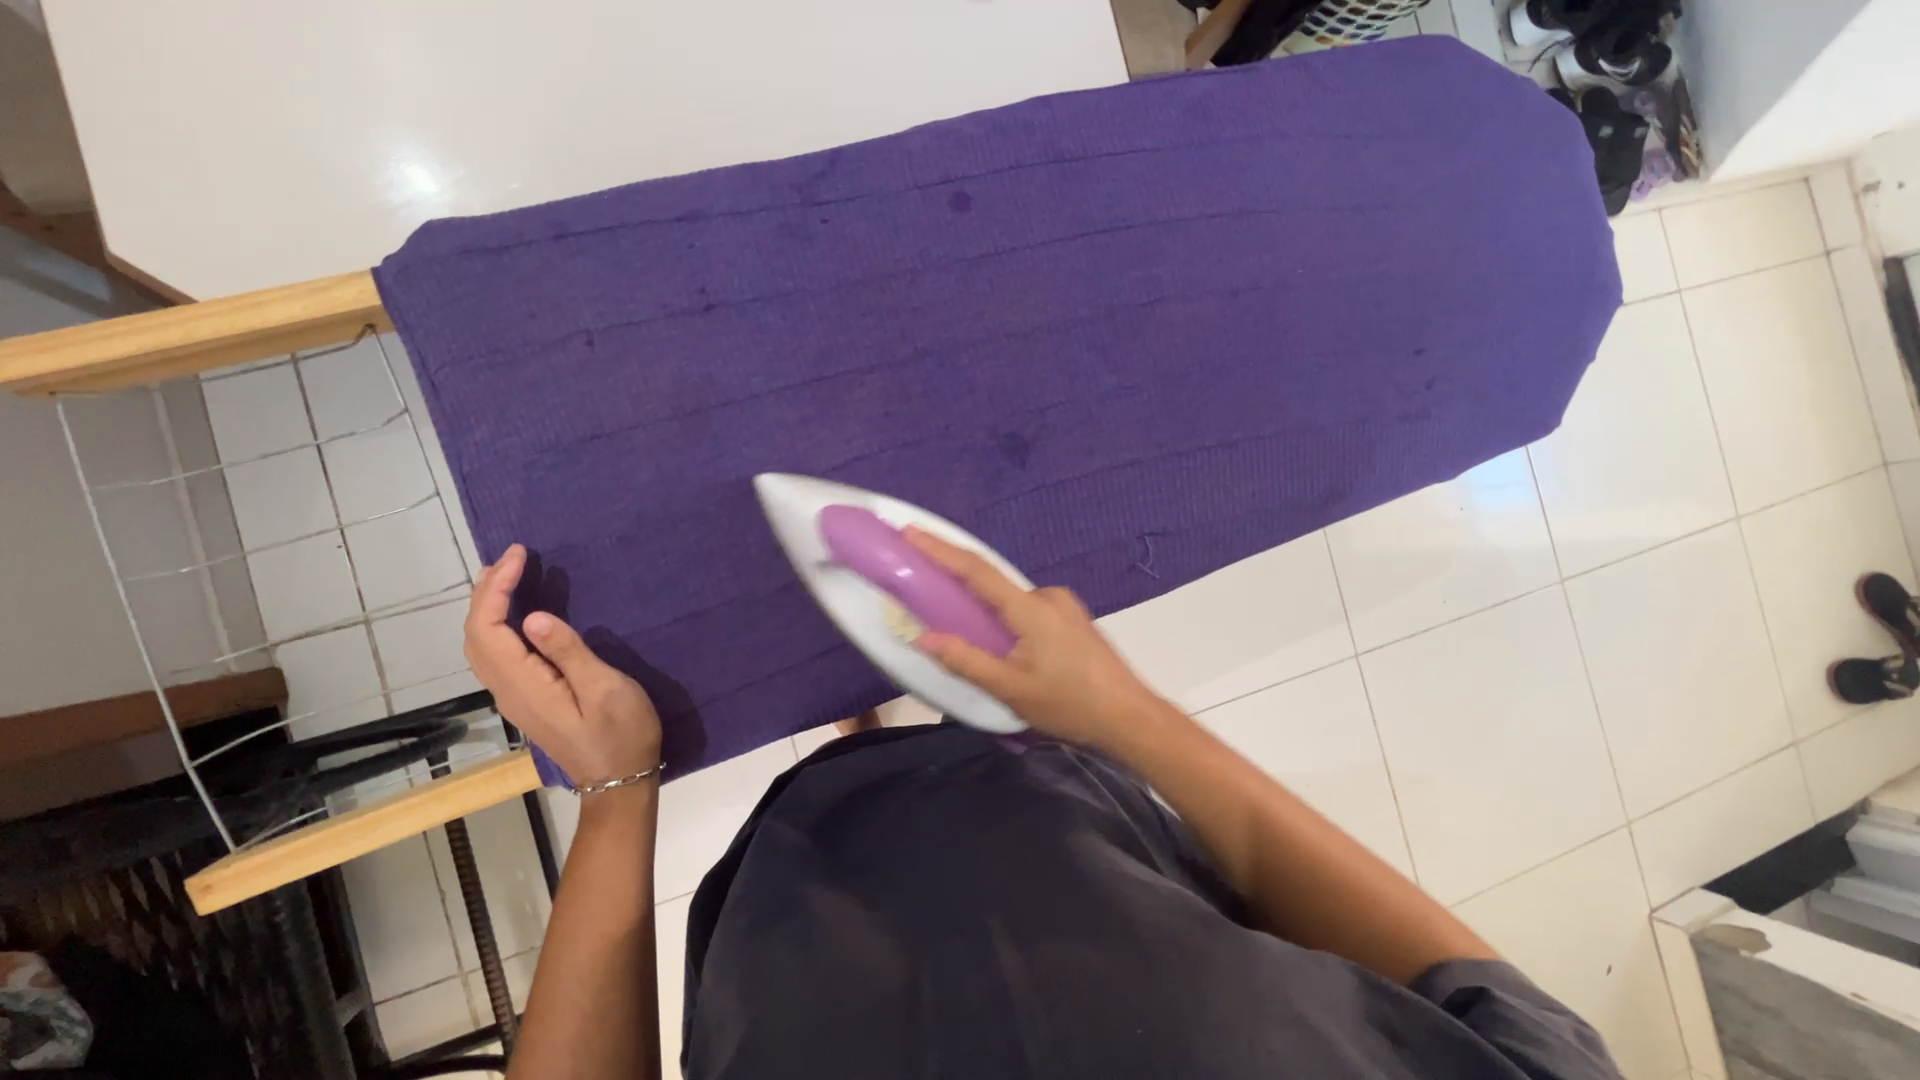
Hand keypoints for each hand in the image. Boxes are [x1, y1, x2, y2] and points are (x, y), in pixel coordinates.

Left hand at [464, 544, 661, 784]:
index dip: (497, 587)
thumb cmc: (621, 734)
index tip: (520, 555)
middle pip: (476, 634)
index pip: (489, 627)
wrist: (619, 780)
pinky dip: (496, 625)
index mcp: (524, 684)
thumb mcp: (604, 690)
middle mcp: (508, 690)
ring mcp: (514, 698)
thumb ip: (568, 653)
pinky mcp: (526, 700)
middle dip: (486, 590)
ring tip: (506, 576)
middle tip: (512, 557)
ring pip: (481, 645)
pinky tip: (516, 615)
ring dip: (487, 607)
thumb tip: (533, 618)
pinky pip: (495, 655)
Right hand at [903, 527, 1170, 753]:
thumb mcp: (1010, 690)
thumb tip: (924, 638)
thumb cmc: (1070, 705)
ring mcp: (1063, 606)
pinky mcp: (1072, 620)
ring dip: (982, 606)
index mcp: (1030, 608)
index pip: (976, 571)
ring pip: (1010, 600)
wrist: (1130, 717)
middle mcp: (1047, 596)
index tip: (910, 533)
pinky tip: (998, 642)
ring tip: (957, 628)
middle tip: (921, 582)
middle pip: (992, 582)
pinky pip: (1026, 610)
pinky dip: (1003, 617)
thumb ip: (966, 661)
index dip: (940, 550)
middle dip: (955, 578)